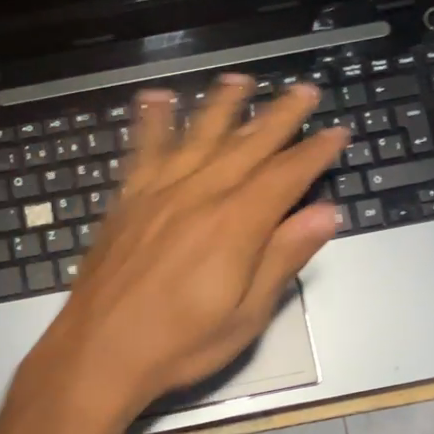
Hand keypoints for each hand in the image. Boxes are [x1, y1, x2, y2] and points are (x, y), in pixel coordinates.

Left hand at [29, 75, 346, 418]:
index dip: (314, 152)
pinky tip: (156, 99)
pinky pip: (142, 150)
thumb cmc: (178, 345)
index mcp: (234, 226)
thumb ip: (282, 259)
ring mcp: (157, 194)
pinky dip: (151, 122)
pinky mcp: (126, 201)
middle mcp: (197, 196)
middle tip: (303, 90)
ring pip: (196, 135)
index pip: (285, 175)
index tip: (336, 131)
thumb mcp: (246, 316)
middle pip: (246, 145)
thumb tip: (325, 213)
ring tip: (240, 80)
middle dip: (279, 115)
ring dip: (222, 105)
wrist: (98, 352)